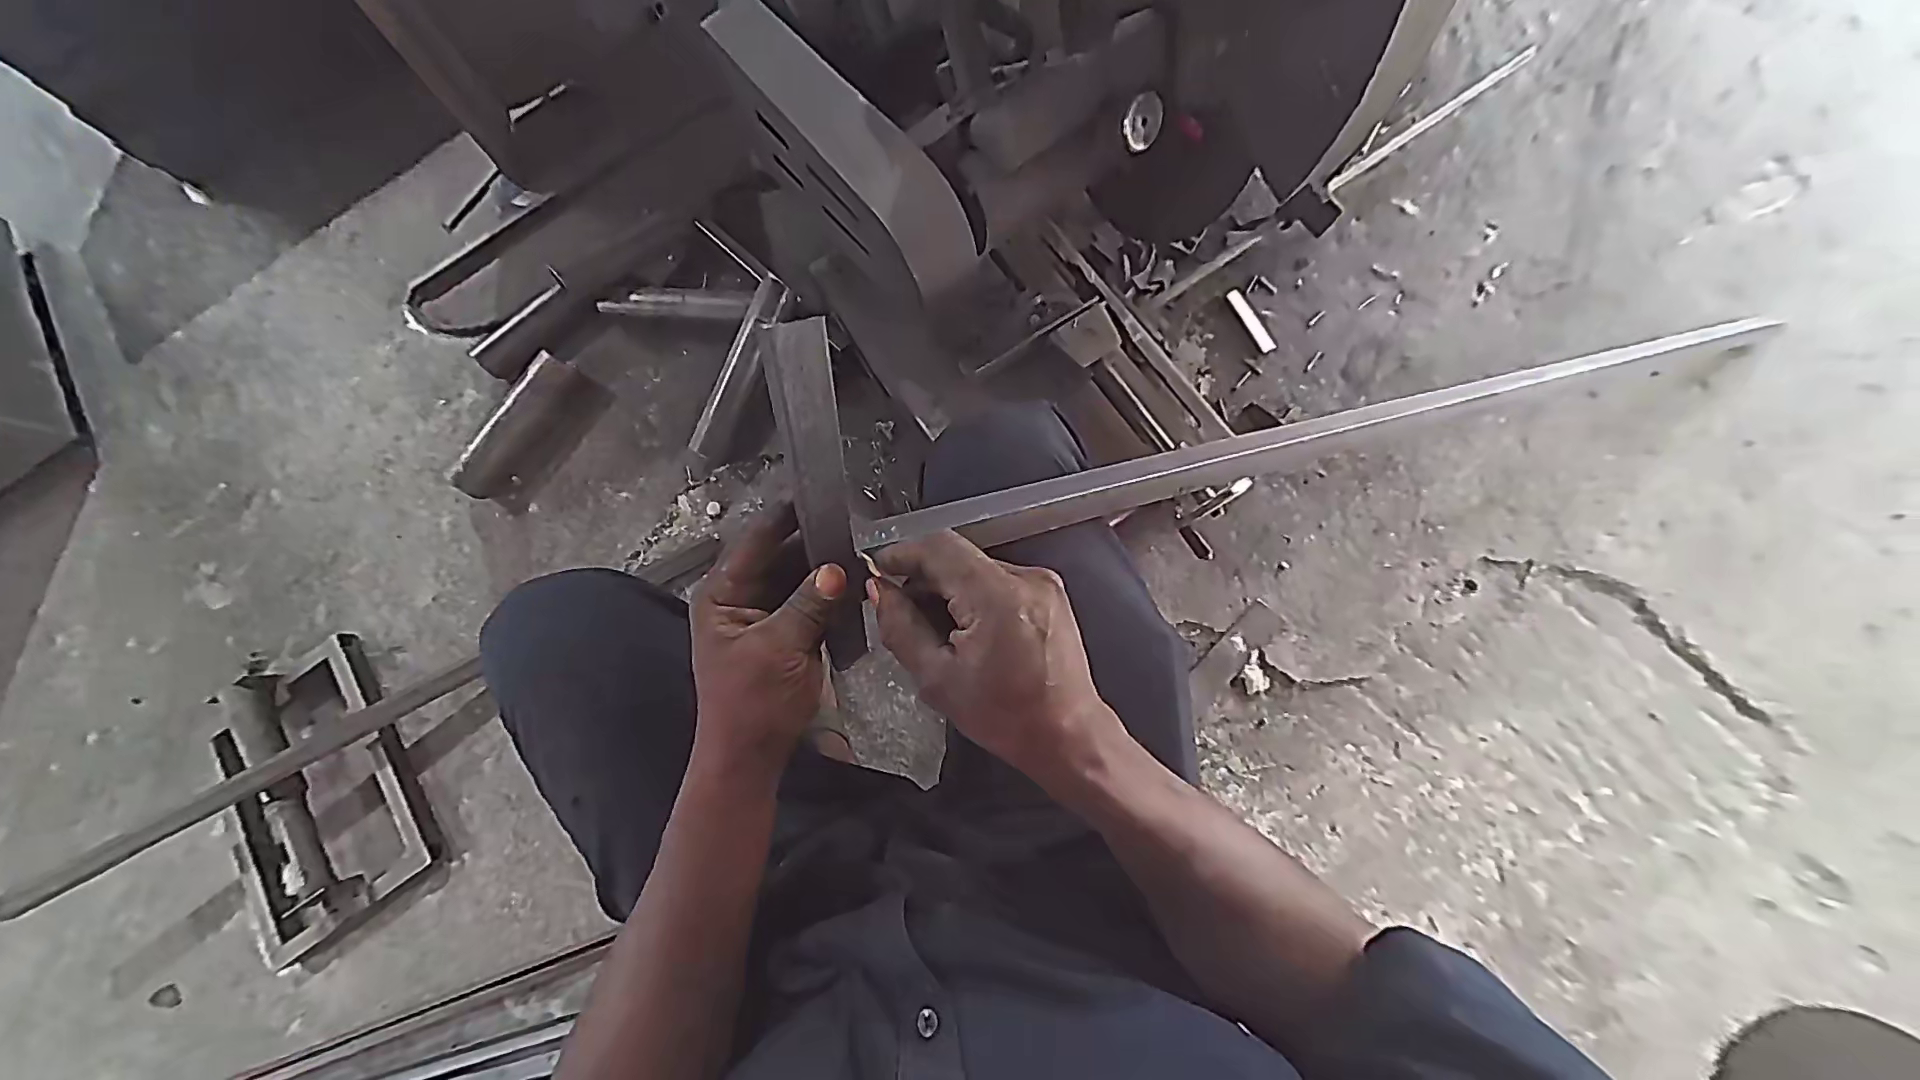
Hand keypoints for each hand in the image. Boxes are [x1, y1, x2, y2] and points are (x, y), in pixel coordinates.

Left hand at [691, 503, 846, 771]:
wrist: (753, 754)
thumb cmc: (749, 702)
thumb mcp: (777, 648)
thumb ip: (807, 604)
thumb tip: (836, 569)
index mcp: (722, 594)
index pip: (754, 543)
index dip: (783, 519)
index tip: (815, 494)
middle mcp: (744, 597)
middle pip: (781, 557)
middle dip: (813, 542)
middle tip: (852, 521)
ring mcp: (770, 614)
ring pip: (801, 578)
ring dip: (826, 566)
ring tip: (861, 543)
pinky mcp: (792, 631)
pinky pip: (814, 601)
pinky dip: (833, 592)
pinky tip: (858, 577)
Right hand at [869, 531, 1125, 788]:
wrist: (1066, 733)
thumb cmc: (1008, 716)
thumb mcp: (937, 679)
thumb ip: (900, 627)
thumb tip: (881, 592)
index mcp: (996, 597)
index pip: (938, 548)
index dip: (902, 553)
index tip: (879, 567)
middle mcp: (1024, 578)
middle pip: (956, 556)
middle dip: (923, 577)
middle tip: (901, 610)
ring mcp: (1040, 582)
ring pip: (974, 566)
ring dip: (948, 588)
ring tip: (936, 629)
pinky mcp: (1048, 591)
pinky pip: (996, 578)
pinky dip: (973, 595)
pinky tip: (966, 629)